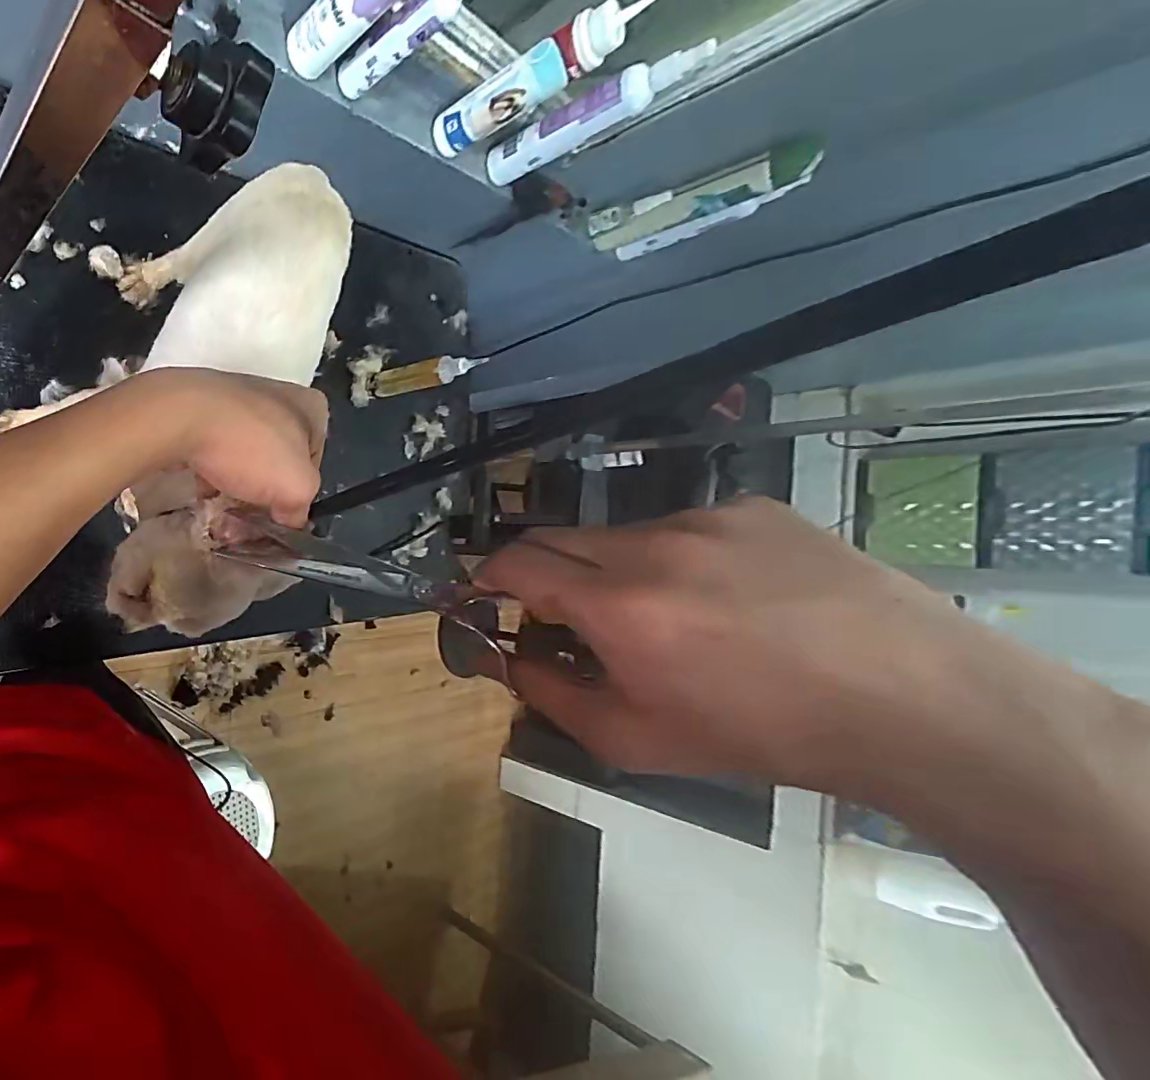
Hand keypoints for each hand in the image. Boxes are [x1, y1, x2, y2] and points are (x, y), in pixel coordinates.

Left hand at [126, 368, 328, 526]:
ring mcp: (236, 401)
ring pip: (242, 458)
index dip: (296, 495)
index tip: (277, 517)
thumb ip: (299, 509)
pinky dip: (208, 474)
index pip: (313, 463)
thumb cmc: (250, 448)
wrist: (181, 417)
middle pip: (275, 462)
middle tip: (245, 525)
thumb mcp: (296, 489)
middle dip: (259, 498)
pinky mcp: (201, 410)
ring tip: (219, 517)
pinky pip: (211, 450)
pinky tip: (200, 495)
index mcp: (310, 408)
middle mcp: (277, 397)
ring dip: (232, 490)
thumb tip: (288, 520)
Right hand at [474, 496, 1073, 795]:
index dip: (484, 575)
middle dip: (537, 572)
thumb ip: (547, 694)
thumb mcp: (633, 740)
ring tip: (662, 613)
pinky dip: (672, 557)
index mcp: (618, 606)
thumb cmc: (760, 735)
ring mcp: (705, 518)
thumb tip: (507, 657)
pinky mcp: (752, 507)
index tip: (481, 594)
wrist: (919, 706)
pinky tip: (723, 595)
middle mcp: (652, 546)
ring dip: (609, 568)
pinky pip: (680, 526)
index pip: (515, 563)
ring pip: (616, 534)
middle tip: (558, 612)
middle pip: (554, 538)